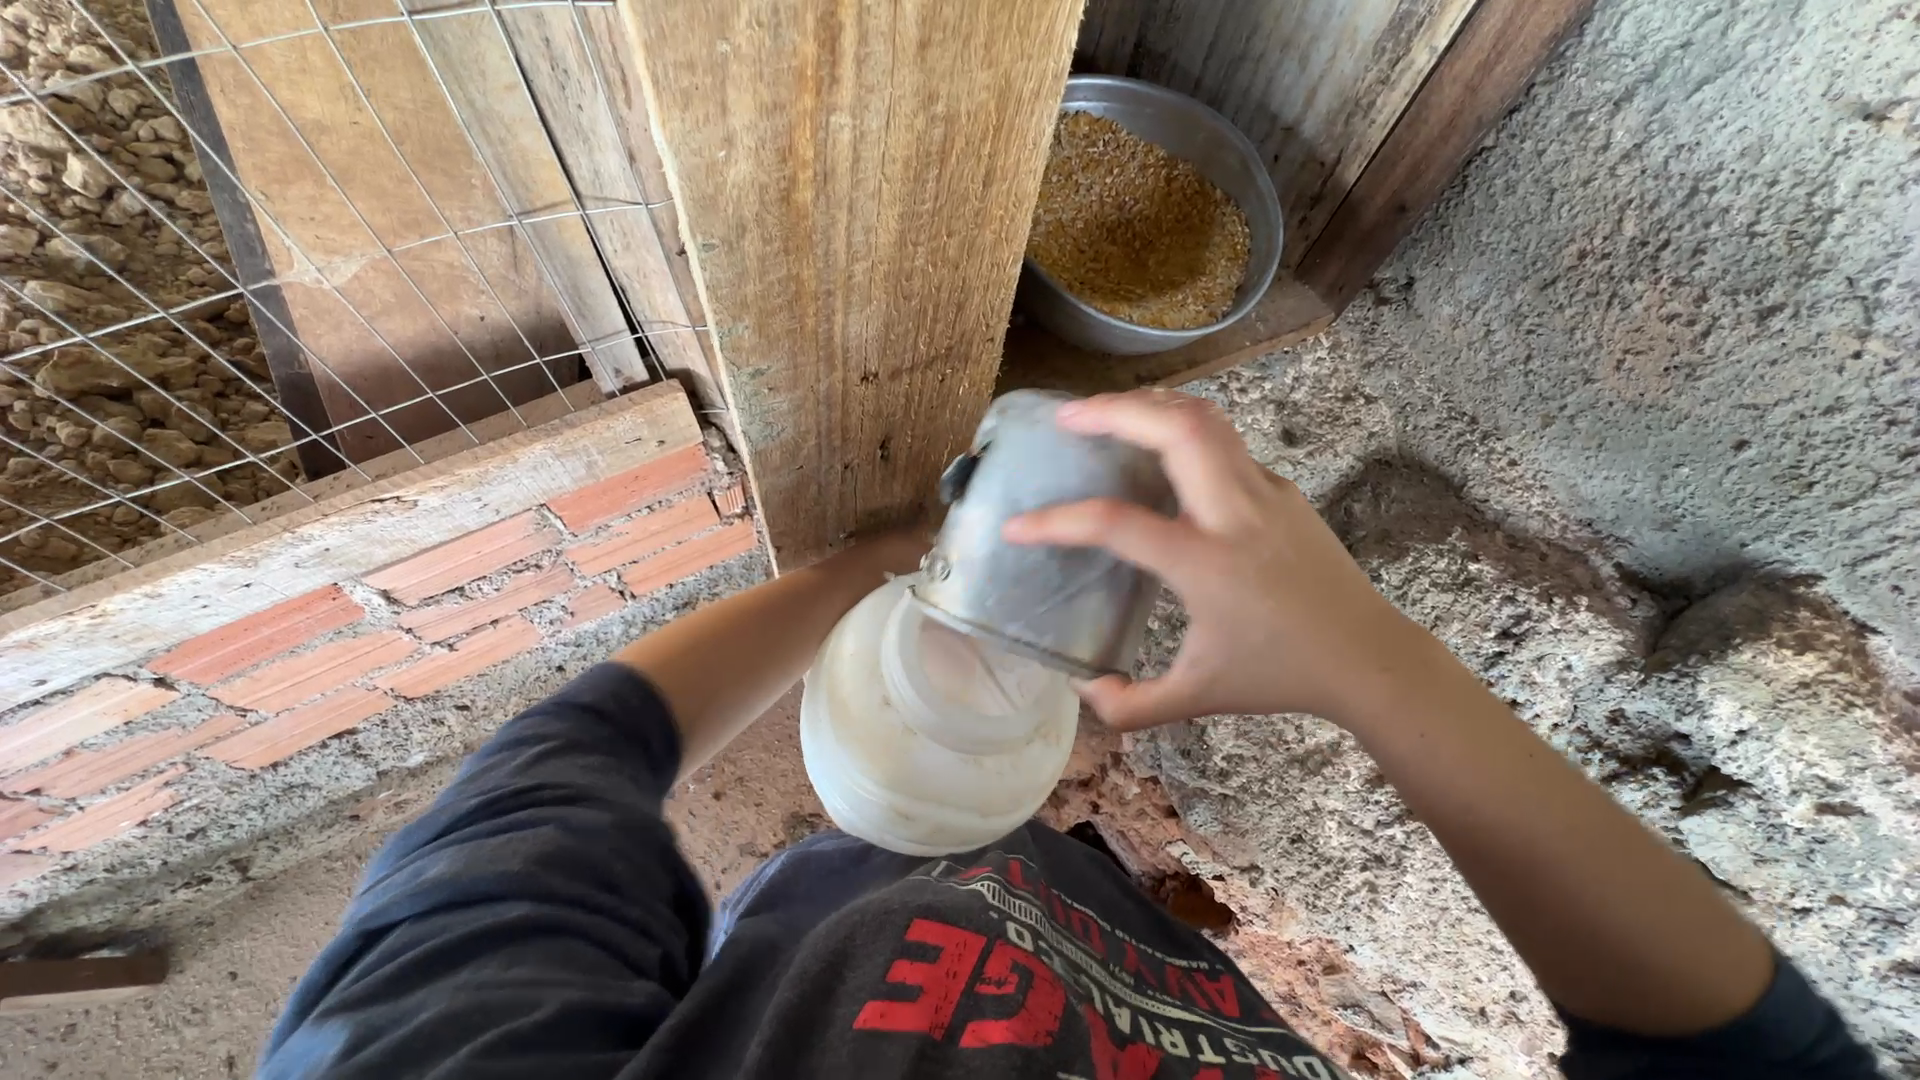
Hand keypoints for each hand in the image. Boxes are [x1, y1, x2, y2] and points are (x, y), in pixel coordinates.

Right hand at [1002, 389, 1432, 729]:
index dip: (1057, 521)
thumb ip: (1132, 707)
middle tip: (1066, 416)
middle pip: (1175, 430)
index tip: (1016, 527)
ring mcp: (1265, 493)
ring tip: (1108, 412)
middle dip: (1114, 410)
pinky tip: (1161, 450)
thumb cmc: (1280, 676)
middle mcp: (1235, 514)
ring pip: (1206, 420)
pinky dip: (1182, 429)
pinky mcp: (1282, 490)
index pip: (1117, 524)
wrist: (1368, 656)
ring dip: (1150, 407)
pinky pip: (1224, 442)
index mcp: (1207, 564)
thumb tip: (1084, 688)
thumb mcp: (1198, 697)